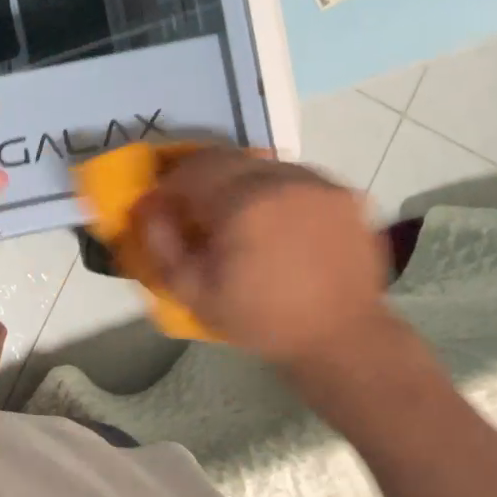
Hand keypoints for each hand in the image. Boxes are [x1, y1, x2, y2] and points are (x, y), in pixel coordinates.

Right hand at [130, 145, 388, 367]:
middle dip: (201, 179)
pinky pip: (296, 178)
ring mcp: (318, 183)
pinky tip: (274, 221)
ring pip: (262, 165)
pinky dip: (275, 191)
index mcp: (243, 202)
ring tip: (236, 216)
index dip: (169, 187)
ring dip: (240, 182)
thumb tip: (153, 211)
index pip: (191, 171)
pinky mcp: (344, 194)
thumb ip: (163, 247)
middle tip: (194, 210)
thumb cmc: (261, 318)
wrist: (341, 336)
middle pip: (227, 159)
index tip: (162, 208)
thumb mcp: (194, 294)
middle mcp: (283, 179)